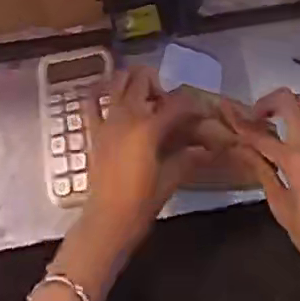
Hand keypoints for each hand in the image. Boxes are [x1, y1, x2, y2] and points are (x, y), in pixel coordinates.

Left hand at [77, 65, 212, 246]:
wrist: (106, 222)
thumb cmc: (140, 204)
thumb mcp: (169, 181)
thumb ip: (187, 159)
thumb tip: (207, 149)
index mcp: (149, 128)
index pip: (177, 103)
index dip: (194, 104)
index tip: (202, 111)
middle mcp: (127, 115)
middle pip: (144, 79)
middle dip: (160, 84)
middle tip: (168, 104)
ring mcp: (107, 119)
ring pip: (118, 80)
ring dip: (133, 80)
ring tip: (145, 96)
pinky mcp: (93, 129)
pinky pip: (92, 101)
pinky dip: (100, 91)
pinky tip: (110, 94)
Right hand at [227, 89, 299, 300]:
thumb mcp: (281, 207)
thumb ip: (262, 171)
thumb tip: (243, 148)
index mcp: (296, 159)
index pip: (261, 133)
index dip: (240, 121)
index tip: (225, 108)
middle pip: (288, 100)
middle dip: (266, 102)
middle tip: (252, 119)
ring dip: (284, 107)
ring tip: (267, 125)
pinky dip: (298, 118)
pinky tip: (285, 137)